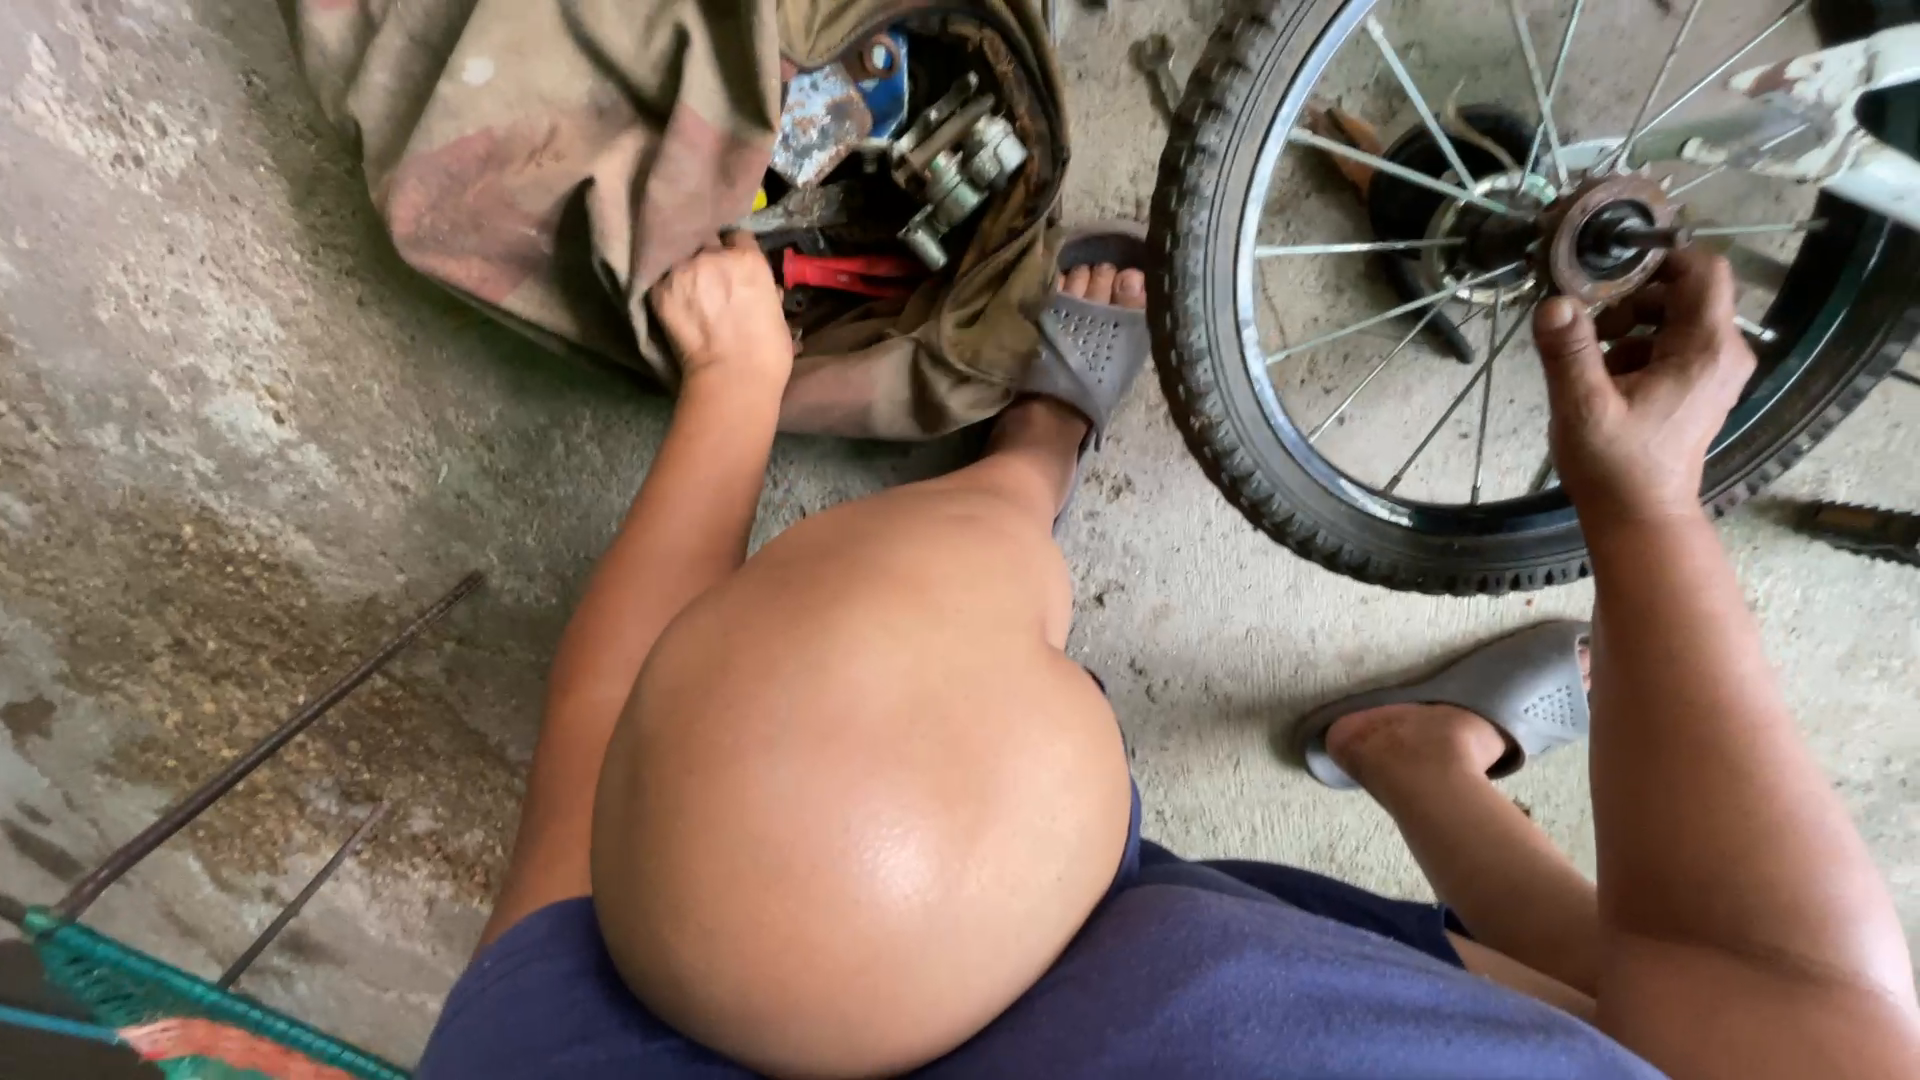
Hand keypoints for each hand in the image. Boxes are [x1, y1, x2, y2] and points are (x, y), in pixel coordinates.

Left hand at [650, 232, 792, 395]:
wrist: (733, 379)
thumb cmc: (768, 354)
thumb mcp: (778, 315)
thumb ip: (764, 291)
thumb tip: (761, 289)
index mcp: (748, 259)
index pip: (738, 235)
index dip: (736, 249)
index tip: (734, 262)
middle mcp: (713, 256)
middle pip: (707, 242)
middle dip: (710, 256)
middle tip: (712, 279)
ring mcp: (683, 271)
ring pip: (682, 260)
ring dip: (688, 274)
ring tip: (692, 296)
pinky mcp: (660, 290)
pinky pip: (664, 282)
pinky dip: (670, 292)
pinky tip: (678, 308)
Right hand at [1532, 248, 1756, 531]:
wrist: (1636, 512)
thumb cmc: (1613, 462)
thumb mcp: (1581, 405)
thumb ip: (1568, 352)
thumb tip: (1554, 302)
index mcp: (1705, 349)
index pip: (1702, 271)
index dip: (1656, 261)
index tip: (1604, 274)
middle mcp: (1721, 353)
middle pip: (1681, 295)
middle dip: (1629, 302)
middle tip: (1585, 330)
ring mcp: (1710, 372)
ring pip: (1670, 322)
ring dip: (1625, 329)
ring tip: (1588, 362)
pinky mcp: (1694, 388)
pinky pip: (1665, 348)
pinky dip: (1631, 352)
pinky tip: (1602, 381)